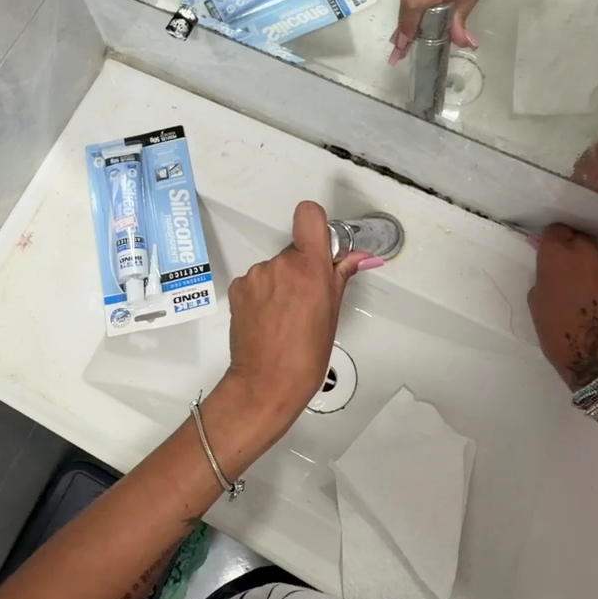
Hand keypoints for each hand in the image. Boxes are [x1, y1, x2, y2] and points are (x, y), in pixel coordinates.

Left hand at [219, 202, 378, 429]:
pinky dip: (264, 294)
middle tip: (307, 300)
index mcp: (309, 267)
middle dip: (302, 268)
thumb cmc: (306, 355)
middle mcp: (280, 264)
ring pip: (275, 267)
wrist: (266, 383)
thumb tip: (359, 256)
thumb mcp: (333, 313)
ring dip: (282, 283)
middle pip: (294, 249)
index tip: (320, 244)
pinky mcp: (238, 287)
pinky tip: (269, 318)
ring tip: (286, 316)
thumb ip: (341, 275)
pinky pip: (257, 281)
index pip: (309, 215)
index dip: (316, 224)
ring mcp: (256, 275)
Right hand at [527, 223, 597, 390]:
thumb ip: (547, 275)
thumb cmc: (560, 335)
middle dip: (585, 257)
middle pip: (586, 242)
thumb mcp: (538, 300)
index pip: (558, 231)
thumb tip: (556, 267)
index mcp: (557, 253)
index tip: (562, 257)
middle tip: (586, 281)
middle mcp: (588, 249)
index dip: (560, 243)